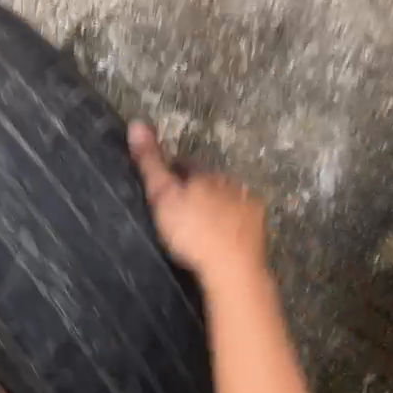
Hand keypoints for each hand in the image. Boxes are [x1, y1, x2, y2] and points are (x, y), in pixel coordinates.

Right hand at [128, 121, 267, 286]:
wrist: (232, 268)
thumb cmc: (193, 232)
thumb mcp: (163, 197)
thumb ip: (150, 164)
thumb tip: (136, 124)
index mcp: (204, 174)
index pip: (185, 165)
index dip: (172, 173)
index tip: (161, 187)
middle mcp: (230, 183)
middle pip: (208, 181)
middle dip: (196, 190)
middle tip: (179, 210)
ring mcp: (247, 204)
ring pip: (226, 198)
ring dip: (214, 206)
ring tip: (199, 226)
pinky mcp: (257, 227)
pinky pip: (241, 218)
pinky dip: (231, 223)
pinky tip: (222, 237)